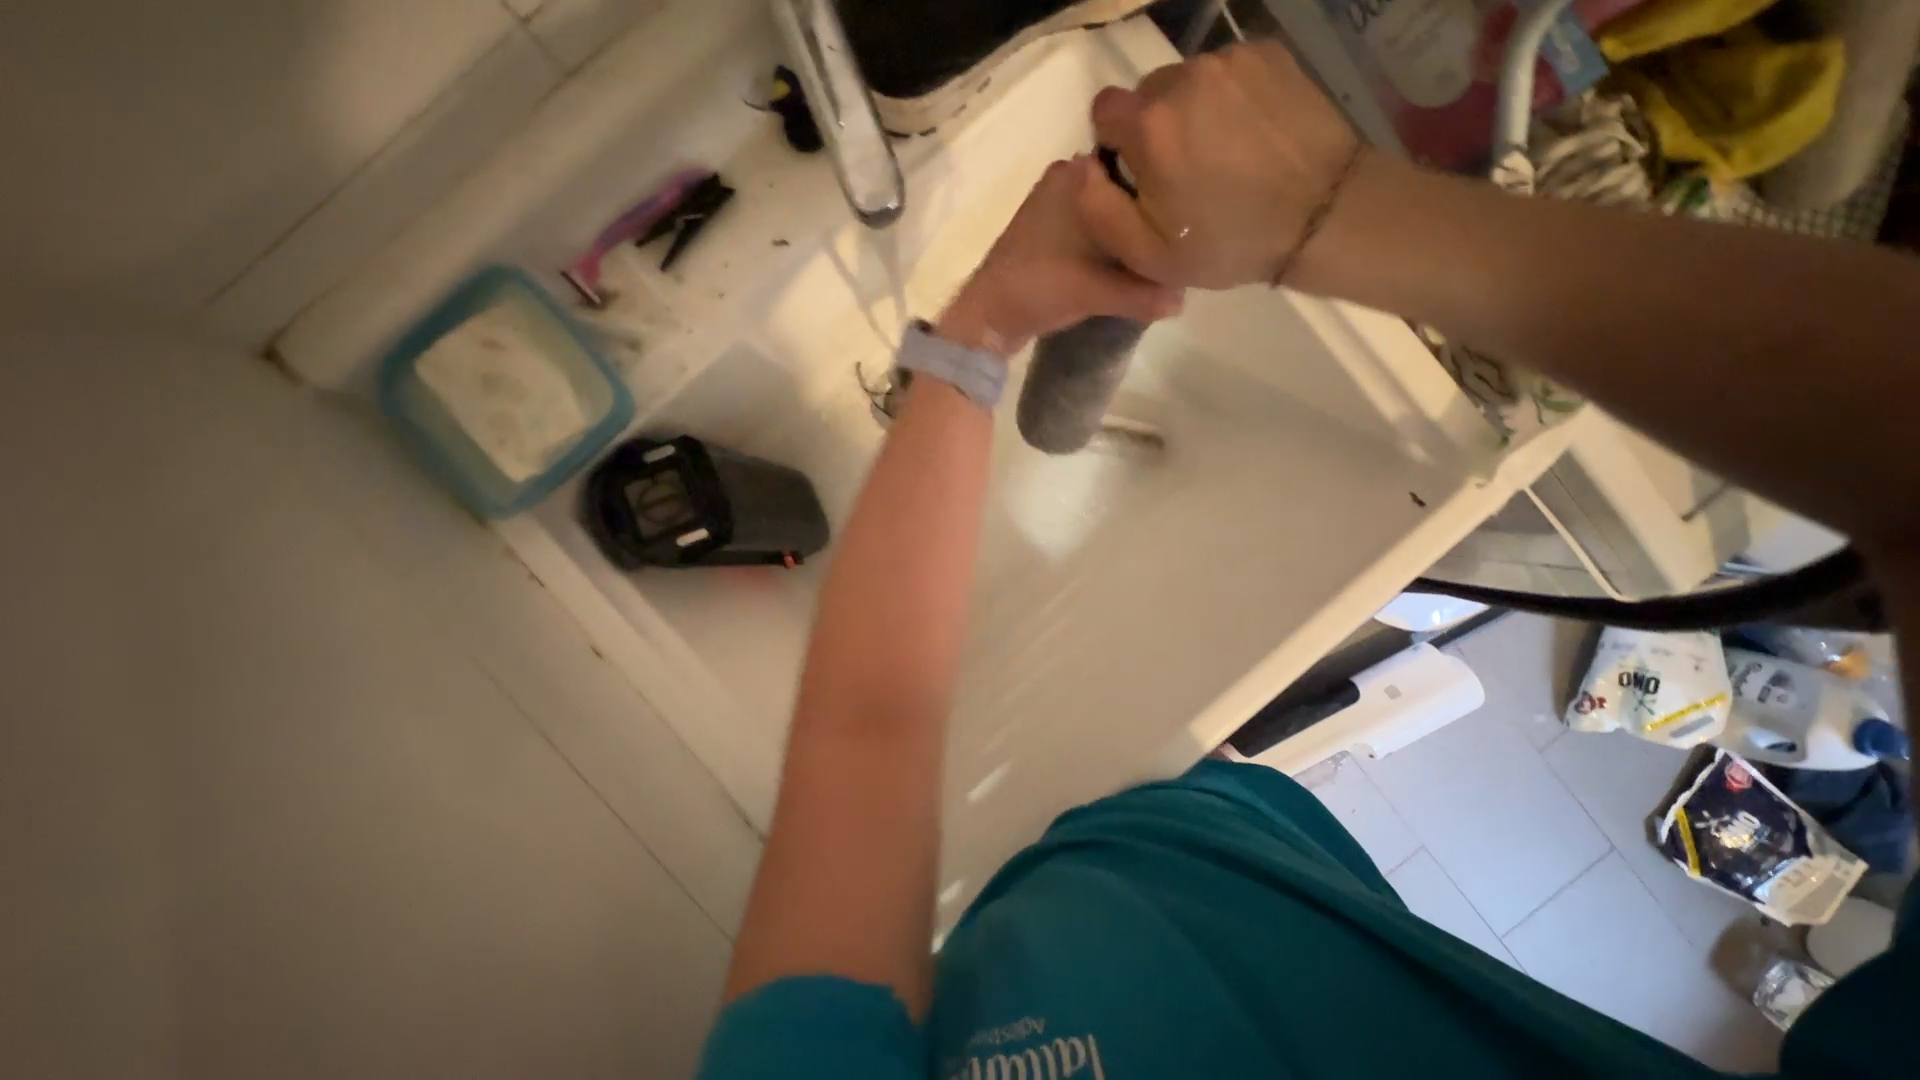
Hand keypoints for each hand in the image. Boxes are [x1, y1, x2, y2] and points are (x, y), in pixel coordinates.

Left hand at [938, 158, 1183, 353]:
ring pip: (1107, 206)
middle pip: (1124, 185)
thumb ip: (1142, 293)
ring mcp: (1054, 203)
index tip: (1191, 203)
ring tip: (1164, 244)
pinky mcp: (1049, 229)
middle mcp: (1065, 179)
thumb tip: (1184, 297)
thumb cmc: (1039, 288)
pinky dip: (1110, 237)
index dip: (1164, 181)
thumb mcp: (1096, 292)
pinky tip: (1132, 256)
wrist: (988, 315)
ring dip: (1129, 224)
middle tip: (1183, 230)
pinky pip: (1092, 223)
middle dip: (1149, 206)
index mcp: (1076, 176)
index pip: (1135, 161)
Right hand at [1078, 42, 1361, 289]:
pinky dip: (1231, 98)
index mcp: (1149, 125)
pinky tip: (1252, 134)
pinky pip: (1228, 72)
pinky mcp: (1268, 54)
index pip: (1104, 112)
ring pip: (1188, 82)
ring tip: (1224, 153)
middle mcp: (1184, 79)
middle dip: (1156, 127)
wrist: (1324, 216)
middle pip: (1147, 94)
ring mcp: (1230, 61)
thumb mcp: (1148, 254)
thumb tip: (1081, 169)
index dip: (1117, 146)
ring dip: (1193, 112)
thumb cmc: (1229, 244)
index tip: (1143, 176)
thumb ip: (1099, 210)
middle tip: (1187, 170)